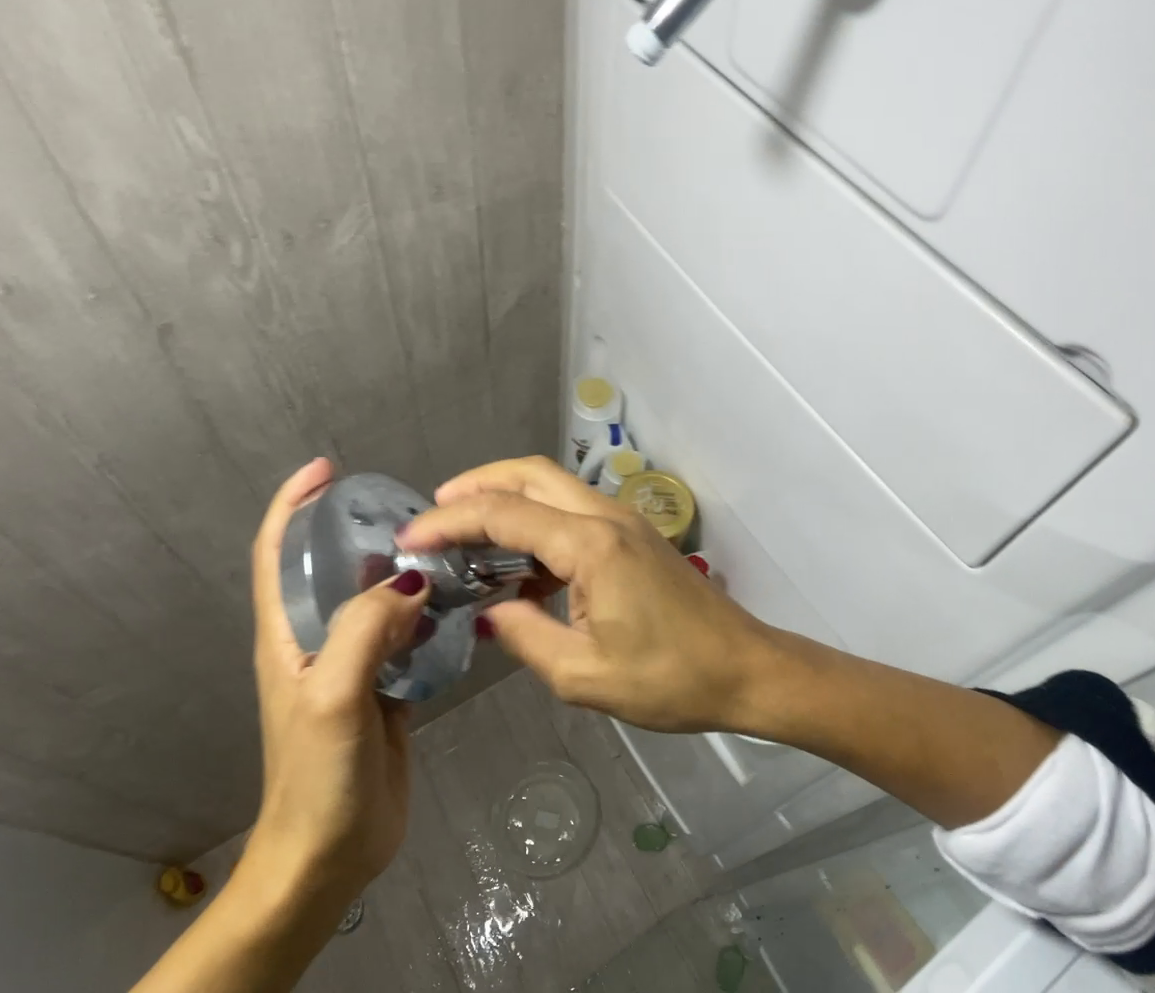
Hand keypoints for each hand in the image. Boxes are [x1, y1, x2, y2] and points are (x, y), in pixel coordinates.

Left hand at [245, 459, 424, 902]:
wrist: (331, 852)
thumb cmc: (317, 774)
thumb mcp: (334, 694)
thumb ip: (367, 629)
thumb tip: (413, 581)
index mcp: (286, 635)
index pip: (276, 555)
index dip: (292, 506)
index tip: (326, 469)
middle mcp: (316, 641)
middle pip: (331, 570)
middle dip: (359, 531)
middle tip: (409, 508)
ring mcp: (352, 666)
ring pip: (375, 602)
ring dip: (402, 573)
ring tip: (444, 547)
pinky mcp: (385, 690)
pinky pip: (405, 638)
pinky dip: (427, 615)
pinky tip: (459, 604)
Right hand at [397, 456, 792, 734]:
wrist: (745, 670)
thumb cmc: (670, 679)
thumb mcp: (584, 675)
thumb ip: (525, 637)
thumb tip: (488, 613)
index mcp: (592, 546)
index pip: (505, 515)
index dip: (450, 522)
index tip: (409, 539)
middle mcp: (606, 518)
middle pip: (530, 475)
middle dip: (476, 485)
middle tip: (434, 515)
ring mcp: (625, 523)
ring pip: (553, 488)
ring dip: (506, 499)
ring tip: (463, 534)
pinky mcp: (634, 538)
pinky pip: (573, 513)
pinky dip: (535, 523)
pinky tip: (516, 565)